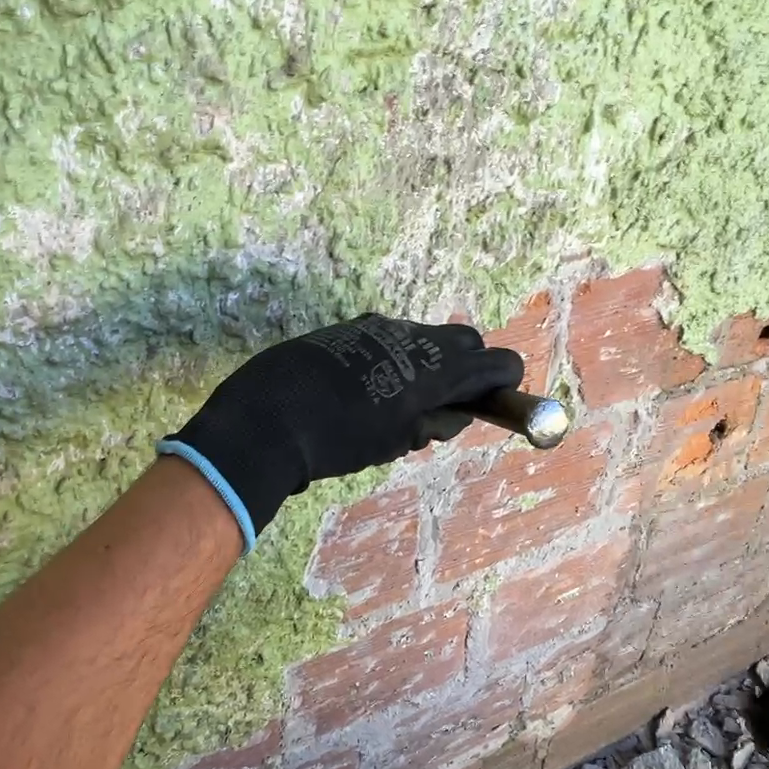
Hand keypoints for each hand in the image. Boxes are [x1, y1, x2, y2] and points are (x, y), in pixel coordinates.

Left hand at [160, 314, 524, 548]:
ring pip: (421, 339)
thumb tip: (456, 411)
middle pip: (462, 341)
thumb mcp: (395, 440)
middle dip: (465, 368)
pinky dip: (391, 359)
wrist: (265, 419)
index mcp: (432, 367)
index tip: (499, 396)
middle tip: (445, 405)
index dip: (503, 379)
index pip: (493, 360)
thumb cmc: (337, 441)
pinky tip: (362, 390)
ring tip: (397, 405)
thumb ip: (434, 421)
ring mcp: (375, 327)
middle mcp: (409, 336)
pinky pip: (385, 339)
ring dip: (425, 364)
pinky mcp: (346, 329)